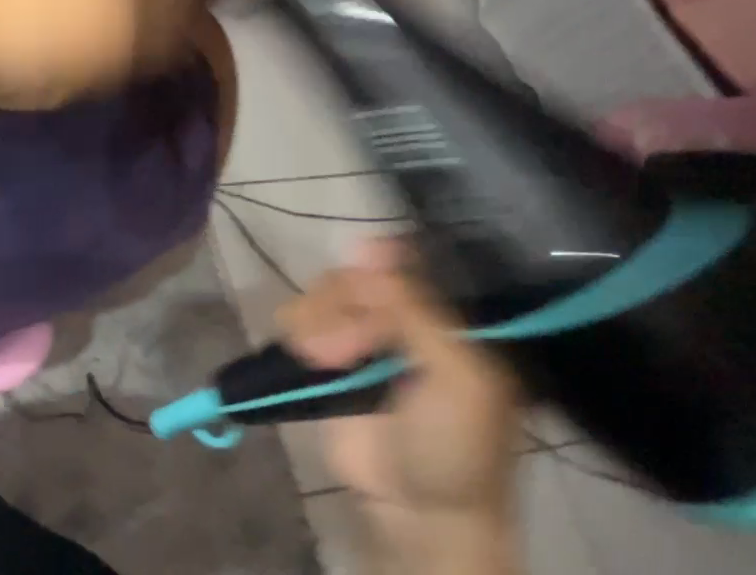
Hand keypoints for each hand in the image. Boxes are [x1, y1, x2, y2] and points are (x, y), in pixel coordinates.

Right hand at [281, 239, 522, 571]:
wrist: (419, 510)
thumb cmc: (455, 446)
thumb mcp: (458, 378)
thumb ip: (419, 312)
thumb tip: (375, 246)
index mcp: (441, 322)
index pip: (401, 267)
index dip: (377, 262)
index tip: (357, 264)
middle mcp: (398, 322)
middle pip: (355, 277)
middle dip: (344, 305)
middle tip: (349, 348)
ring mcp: (359, 342)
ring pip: (322, 296)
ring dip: (317, 321)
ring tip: (325, 361)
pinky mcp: (324, 362)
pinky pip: (298, 322)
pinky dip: (297, 331)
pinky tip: (309, 358)